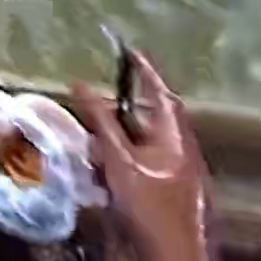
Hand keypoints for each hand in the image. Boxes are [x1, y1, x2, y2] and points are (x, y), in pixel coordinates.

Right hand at [71, 52, 212, 260]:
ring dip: (115, 140)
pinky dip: (119, 164)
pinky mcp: (166, 200)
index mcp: (177, 141)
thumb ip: (101, 122)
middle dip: (119, 110)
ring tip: (89, 140)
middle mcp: (181, 156)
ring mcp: (176, 181)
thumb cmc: (150, 211)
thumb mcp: (121, 162)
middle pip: (149, 122)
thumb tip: (80, 83)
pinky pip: (140, 169)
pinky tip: (99, 172)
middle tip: (93, 99)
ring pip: (141, 147)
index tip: (128, 49)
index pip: (162, 94)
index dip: (145, 71)